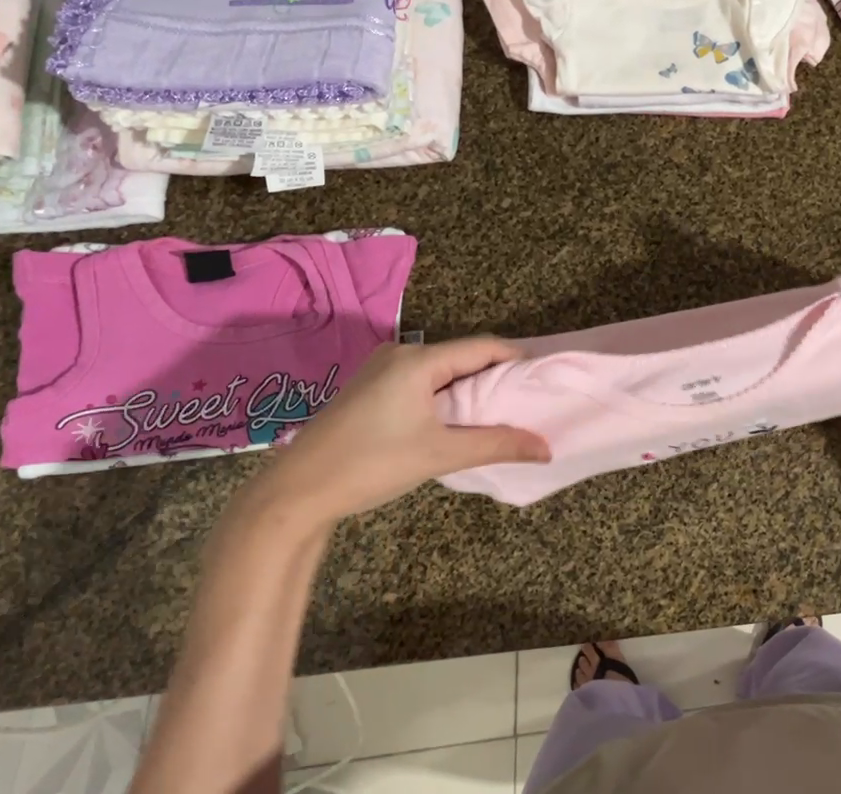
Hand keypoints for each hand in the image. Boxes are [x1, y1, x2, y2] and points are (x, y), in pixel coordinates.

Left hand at [249, 338, 549, 524]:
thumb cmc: (370, 465)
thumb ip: (497, 444)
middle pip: (462, 357)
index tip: (544, 379)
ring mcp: (380, 372)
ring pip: (441, 371)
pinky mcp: (368, 390)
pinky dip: (445, 396)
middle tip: (527, 401)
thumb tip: (546, 448)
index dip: (517, 360)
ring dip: (470, 389)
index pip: (483, 347)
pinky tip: (456, 420)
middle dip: (496, 377)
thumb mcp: (440, 454)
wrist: (294, 494)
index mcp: (418, 361)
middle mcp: (399, 356)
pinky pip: (420, 383)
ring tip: (498, 414)